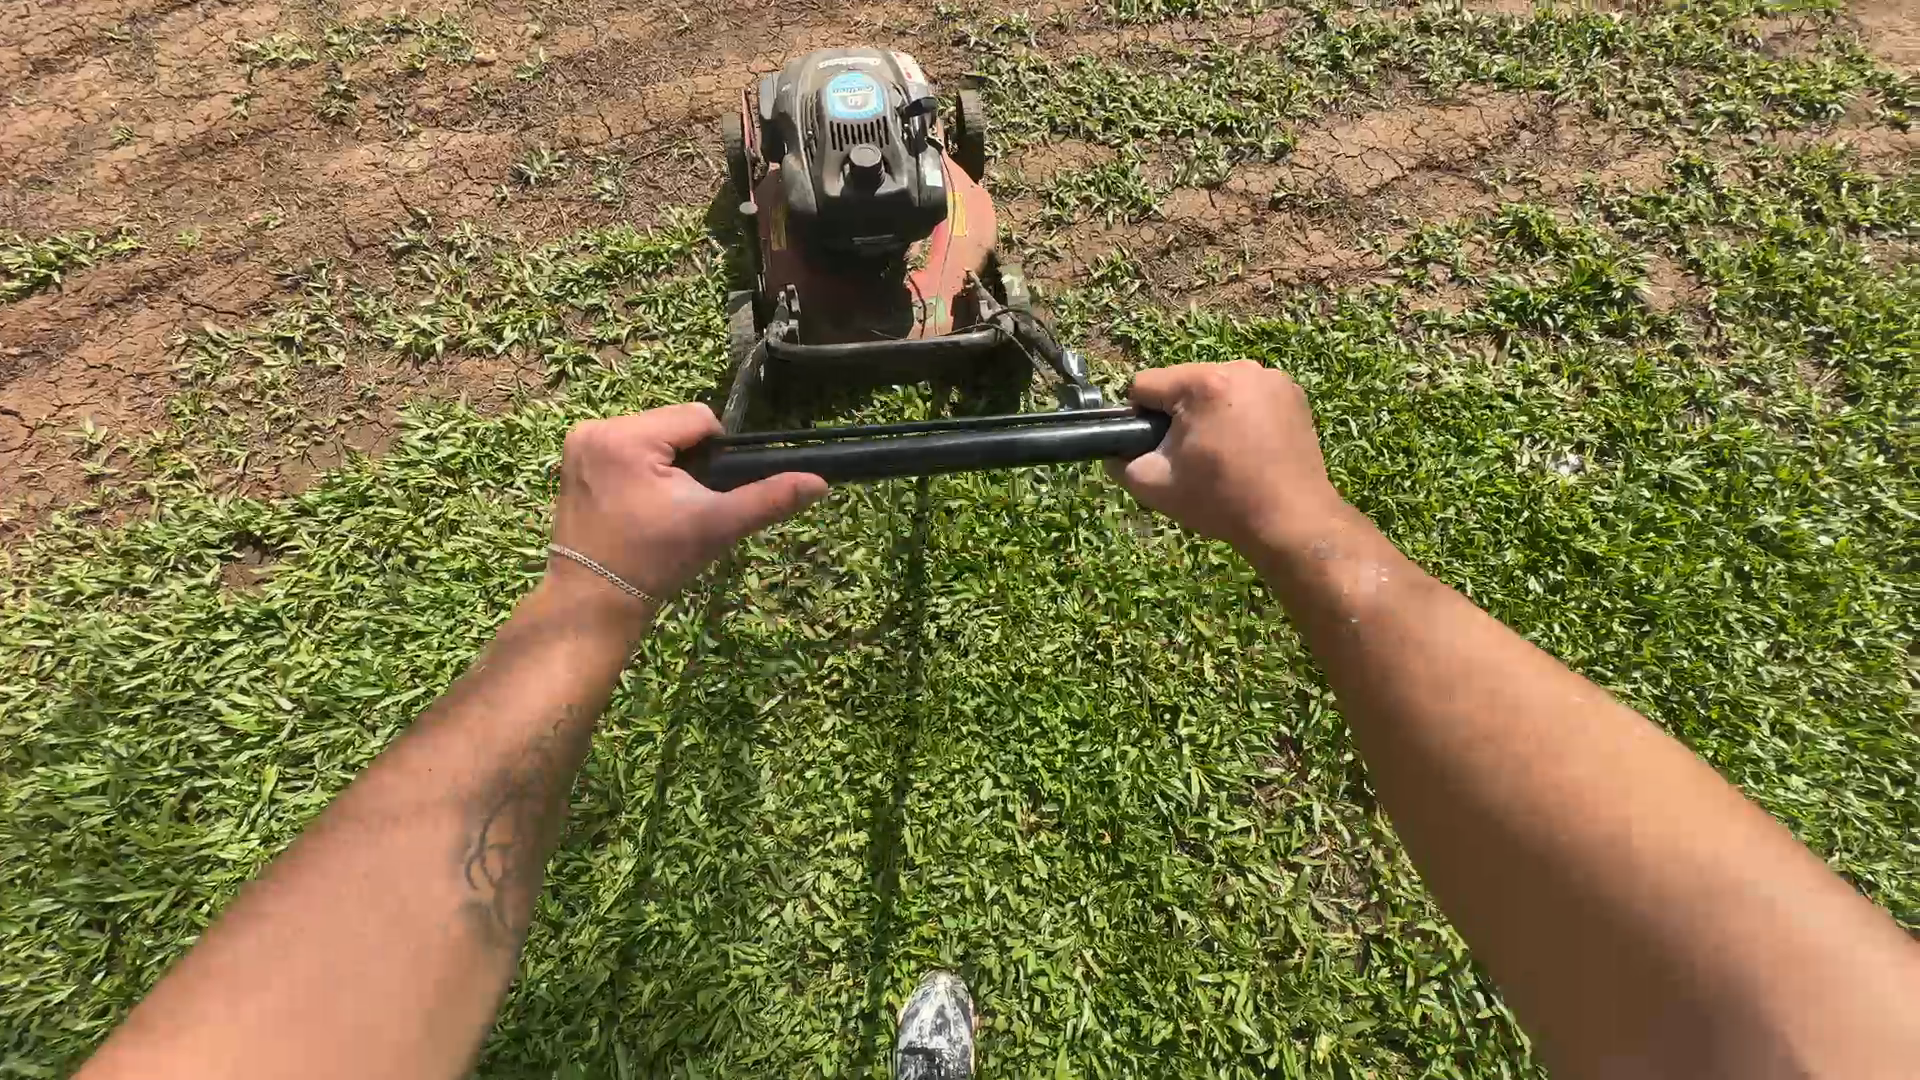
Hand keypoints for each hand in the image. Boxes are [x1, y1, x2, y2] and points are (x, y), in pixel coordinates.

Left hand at [548, 403, 826, 613]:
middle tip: (684, 505)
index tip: (705, 494)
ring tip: (663, 506)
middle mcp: (596, 430)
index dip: (716, 454)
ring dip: (669, 463)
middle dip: (690, 459)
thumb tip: (819, 482)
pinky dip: (643, 468)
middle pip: (673, 425)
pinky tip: (641, 504)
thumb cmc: (656, 561)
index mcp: (626, 438)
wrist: (595, 600)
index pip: (698, 418)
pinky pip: (628, 447)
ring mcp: (580, 443)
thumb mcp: (718, 526)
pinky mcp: (573, 459)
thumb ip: (769, 499)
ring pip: (653, 435)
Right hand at [1108, 361, 1345, 550]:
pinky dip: (1238, 413)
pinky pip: (1246, 394)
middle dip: (1176, 414)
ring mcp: (1271, 378)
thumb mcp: (1153, 486)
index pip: (1144, 384)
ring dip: (1207, 412)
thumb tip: (1112, 450)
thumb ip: (1118, 462)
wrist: (1289, 520)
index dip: (1138, 417)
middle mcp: (1240, 369)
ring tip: (1219, 452)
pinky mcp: (1291, 392)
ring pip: (1214, 386)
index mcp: (1202, 385)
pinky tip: (1246, 446)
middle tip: (1190, 455)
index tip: (1155, 446)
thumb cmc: (1221, 502)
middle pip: (1182, 382)